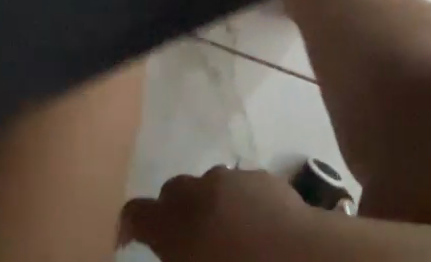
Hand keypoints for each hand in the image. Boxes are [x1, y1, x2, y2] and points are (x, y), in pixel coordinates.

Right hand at [121, 166, 312, 260]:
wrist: (299, 258)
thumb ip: (177, 254)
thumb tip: (177, 249)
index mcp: (173, 225)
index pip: (136, 213)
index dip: (131, 225)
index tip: (132, 240)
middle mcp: (199, 192)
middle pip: (174, 190)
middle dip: (174, 210)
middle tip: (186, 240)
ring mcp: (233, 179)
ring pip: (210, 183)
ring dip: (210, 202)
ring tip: (226, 232)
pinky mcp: (264, 176)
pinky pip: (241, 184)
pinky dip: (240, 200)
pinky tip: (256, 224)